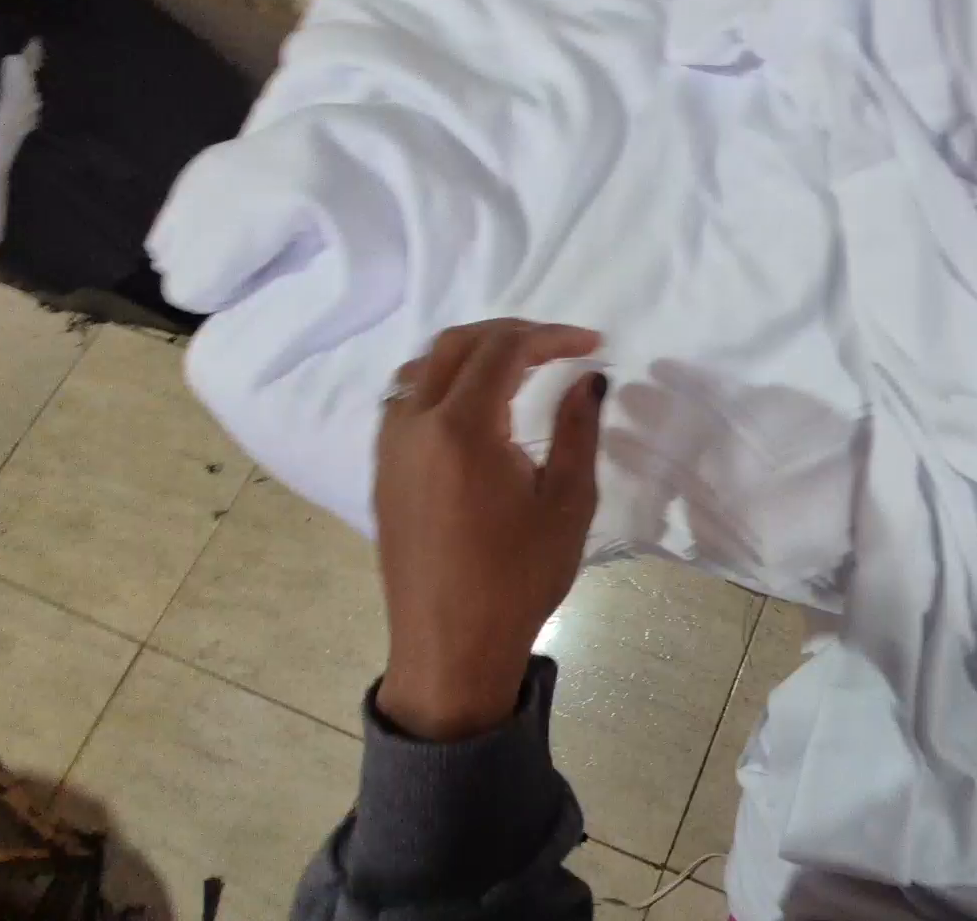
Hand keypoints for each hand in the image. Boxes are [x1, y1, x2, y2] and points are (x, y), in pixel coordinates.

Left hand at [372, 319, 606, 740]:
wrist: (452, 643)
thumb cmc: (520, 575)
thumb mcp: (569, 501)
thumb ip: (579, 429)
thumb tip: (588, 379)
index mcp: (462, 430)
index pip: (503, 351)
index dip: (551, 336)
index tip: (592, 343)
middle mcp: (414, 425)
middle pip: (457, 345)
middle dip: (512, 333)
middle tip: (560, 345)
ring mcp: (390, 447)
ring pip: (424, 366)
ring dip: (475, 352)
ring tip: (522, 366)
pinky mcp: (383, 469)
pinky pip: (407, 397)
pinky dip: (446, 379)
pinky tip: (479, 404)